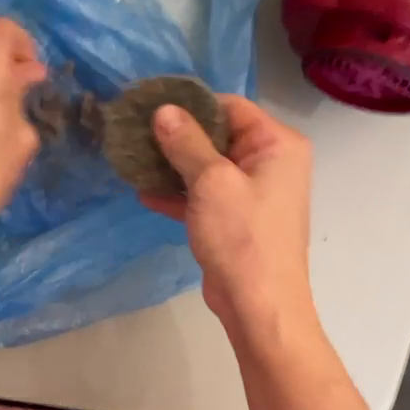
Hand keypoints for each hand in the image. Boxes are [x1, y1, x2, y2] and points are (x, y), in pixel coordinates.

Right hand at [140, 95, 314, 337]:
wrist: (258, 304)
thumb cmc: (242, 236)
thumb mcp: (211, 182)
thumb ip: (186, 143)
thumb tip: (163, 111)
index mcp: (277, 145)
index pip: (231, 107)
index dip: (191, 105)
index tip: (151, 106)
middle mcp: (269, 163)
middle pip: (217, 136)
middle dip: (176, 136)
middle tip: (135, 132)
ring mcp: (251, 194)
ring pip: (206, 167)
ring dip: (172, 166)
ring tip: (133, 160)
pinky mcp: (233, 220)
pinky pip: (203, 196)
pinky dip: (177, 194)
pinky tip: (144, 192)